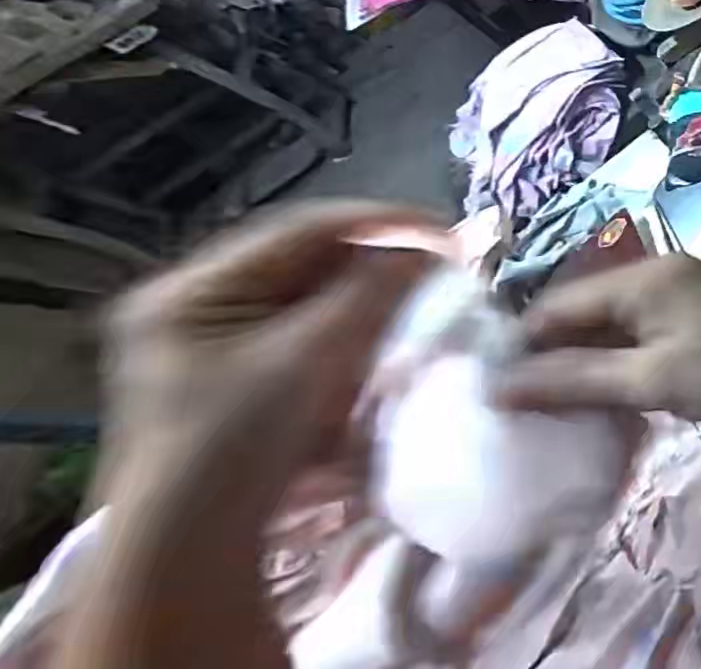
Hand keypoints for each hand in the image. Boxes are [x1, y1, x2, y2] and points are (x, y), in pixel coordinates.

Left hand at [99, 200, 433, 516]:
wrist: (195, 539)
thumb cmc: (240, 440)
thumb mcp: (313, 354)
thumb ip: (375, 289)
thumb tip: (435, 245)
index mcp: (192, 290)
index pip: (305, 228)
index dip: (384, 220)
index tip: (448, 229)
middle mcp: (202, 299)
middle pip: (313, 253)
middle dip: (383, 253)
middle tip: (445, 257)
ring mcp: (223, 327)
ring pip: (321, 281)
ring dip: (378, 281)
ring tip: (429, 282)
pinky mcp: (249, 354)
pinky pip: (317, 311)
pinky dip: (362, 308)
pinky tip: (394, 313)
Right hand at [496, 254, 700, 424]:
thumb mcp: (656, 380)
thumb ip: (577, 379)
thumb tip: (498, 384)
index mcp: (644, 278)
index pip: (556, 306)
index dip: (517, 348)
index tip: (484, 397)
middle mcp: (657, 272)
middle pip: (582, 312)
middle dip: (549, 358)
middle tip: (514, 413)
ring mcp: (679, 289)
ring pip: (610, 324)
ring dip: (584, 363)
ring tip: (550, 413)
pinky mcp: (695, 309)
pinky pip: (639, 331)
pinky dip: (619, 360)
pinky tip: (604, 397)